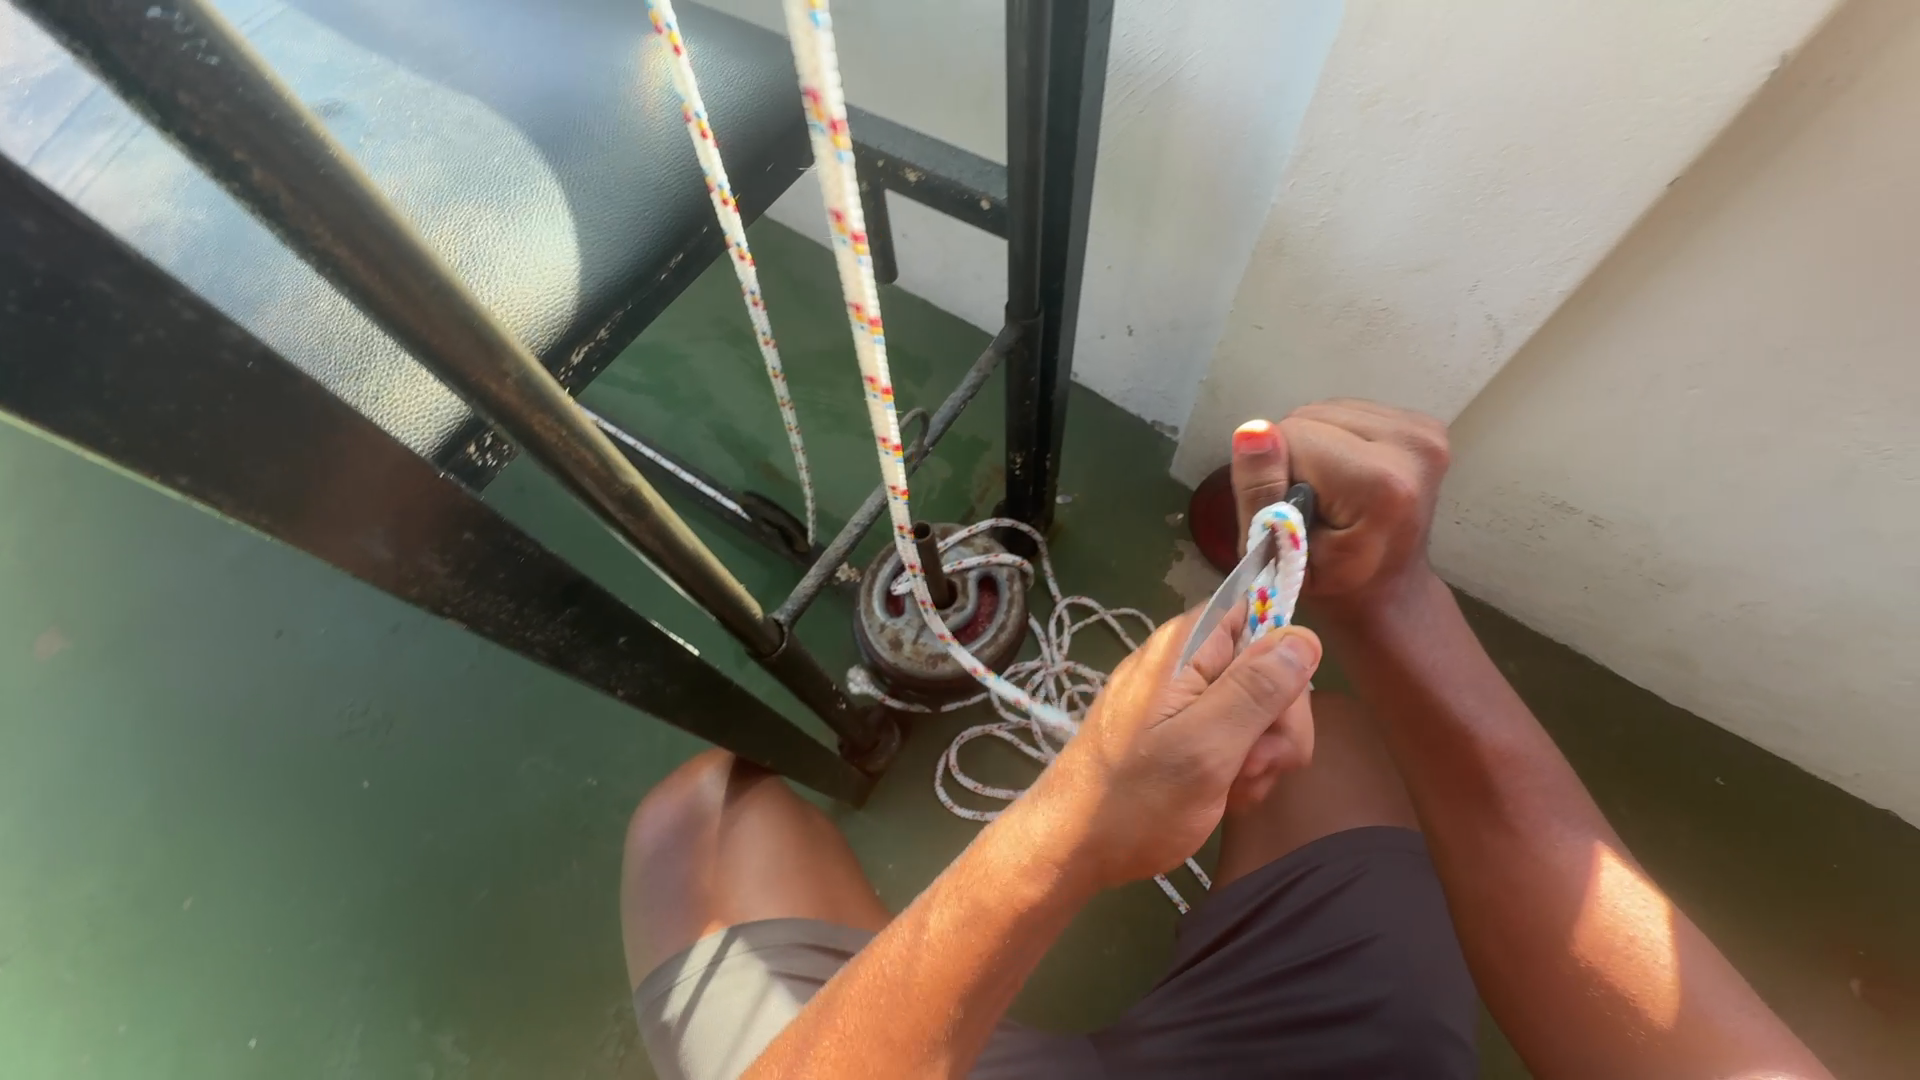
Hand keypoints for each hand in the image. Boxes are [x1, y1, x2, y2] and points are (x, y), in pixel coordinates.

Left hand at [1025, 610, 1320, 888]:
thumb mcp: (1205, 745)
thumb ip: (1254, 690)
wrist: (1077, 848)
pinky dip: (1242, 771)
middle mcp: (1184, 664)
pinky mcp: (1185, 735)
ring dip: (1261, 756)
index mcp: (1182, 648)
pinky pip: (1238, 739)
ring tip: (1230, 787)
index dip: (1280, 657)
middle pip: (1267, 669)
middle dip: (1274, 723)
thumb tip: (1302, 635)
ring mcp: (1183, 701)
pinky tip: (1225, 796)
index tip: (1277, 706)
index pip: (1253, 614)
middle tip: (1249, 764)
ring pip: (1260, 711)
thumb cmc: (1135, 799)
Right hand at [1230, 399, 1450, 621]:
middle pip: (1308, 418)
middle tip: (1307, 502)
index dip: (1276, 473)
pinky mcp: (1422, 423)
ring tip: (1325, 490)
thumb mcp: (1278, 556)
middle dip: (1293, 456)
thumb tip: (1252, 431)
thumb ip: (1260, 492)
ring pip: (1323, 411)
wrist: (1386, 586)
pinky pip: (1345, 411)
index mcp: (1381, 485)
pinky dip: (1332, 439)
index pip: (1291, 437)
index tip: (1292, 512)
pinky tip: (1342, 474)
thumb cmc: (1329, 582)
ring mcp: (1423, 431)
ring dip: (1311, 447)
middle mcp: (1412, 445)